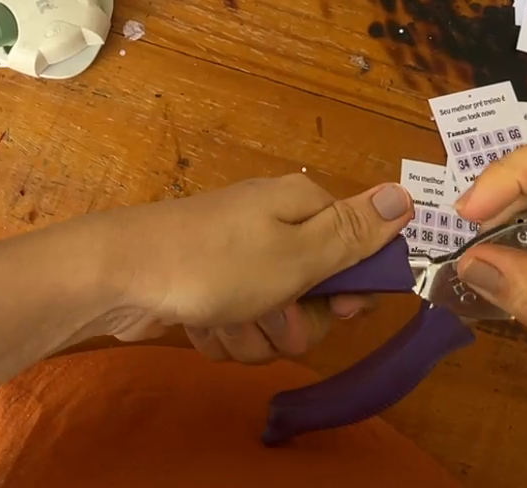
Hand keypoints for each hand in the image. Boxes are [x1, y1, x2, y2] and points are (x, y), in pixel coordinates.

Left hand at [87, 174, 412, 362]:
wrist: (120, 275)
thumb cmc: (215, 263)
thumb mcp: (297, 252)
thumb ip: (353, 232)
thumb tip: (406, 194)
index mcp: (299, 205)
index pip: (356, 249)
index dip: (350, 288)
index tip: (337, 306)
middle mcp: (271, 224)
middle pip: (315, 292)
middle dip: (294, 320)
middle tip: (271, 313)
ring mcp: (236, 255)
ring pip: (274, 317)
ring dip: (253, 332)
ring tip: (224, 318)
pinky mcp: (208, 284)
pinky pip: (237, 324)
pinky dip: (222, 332)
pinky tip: (199, 322)